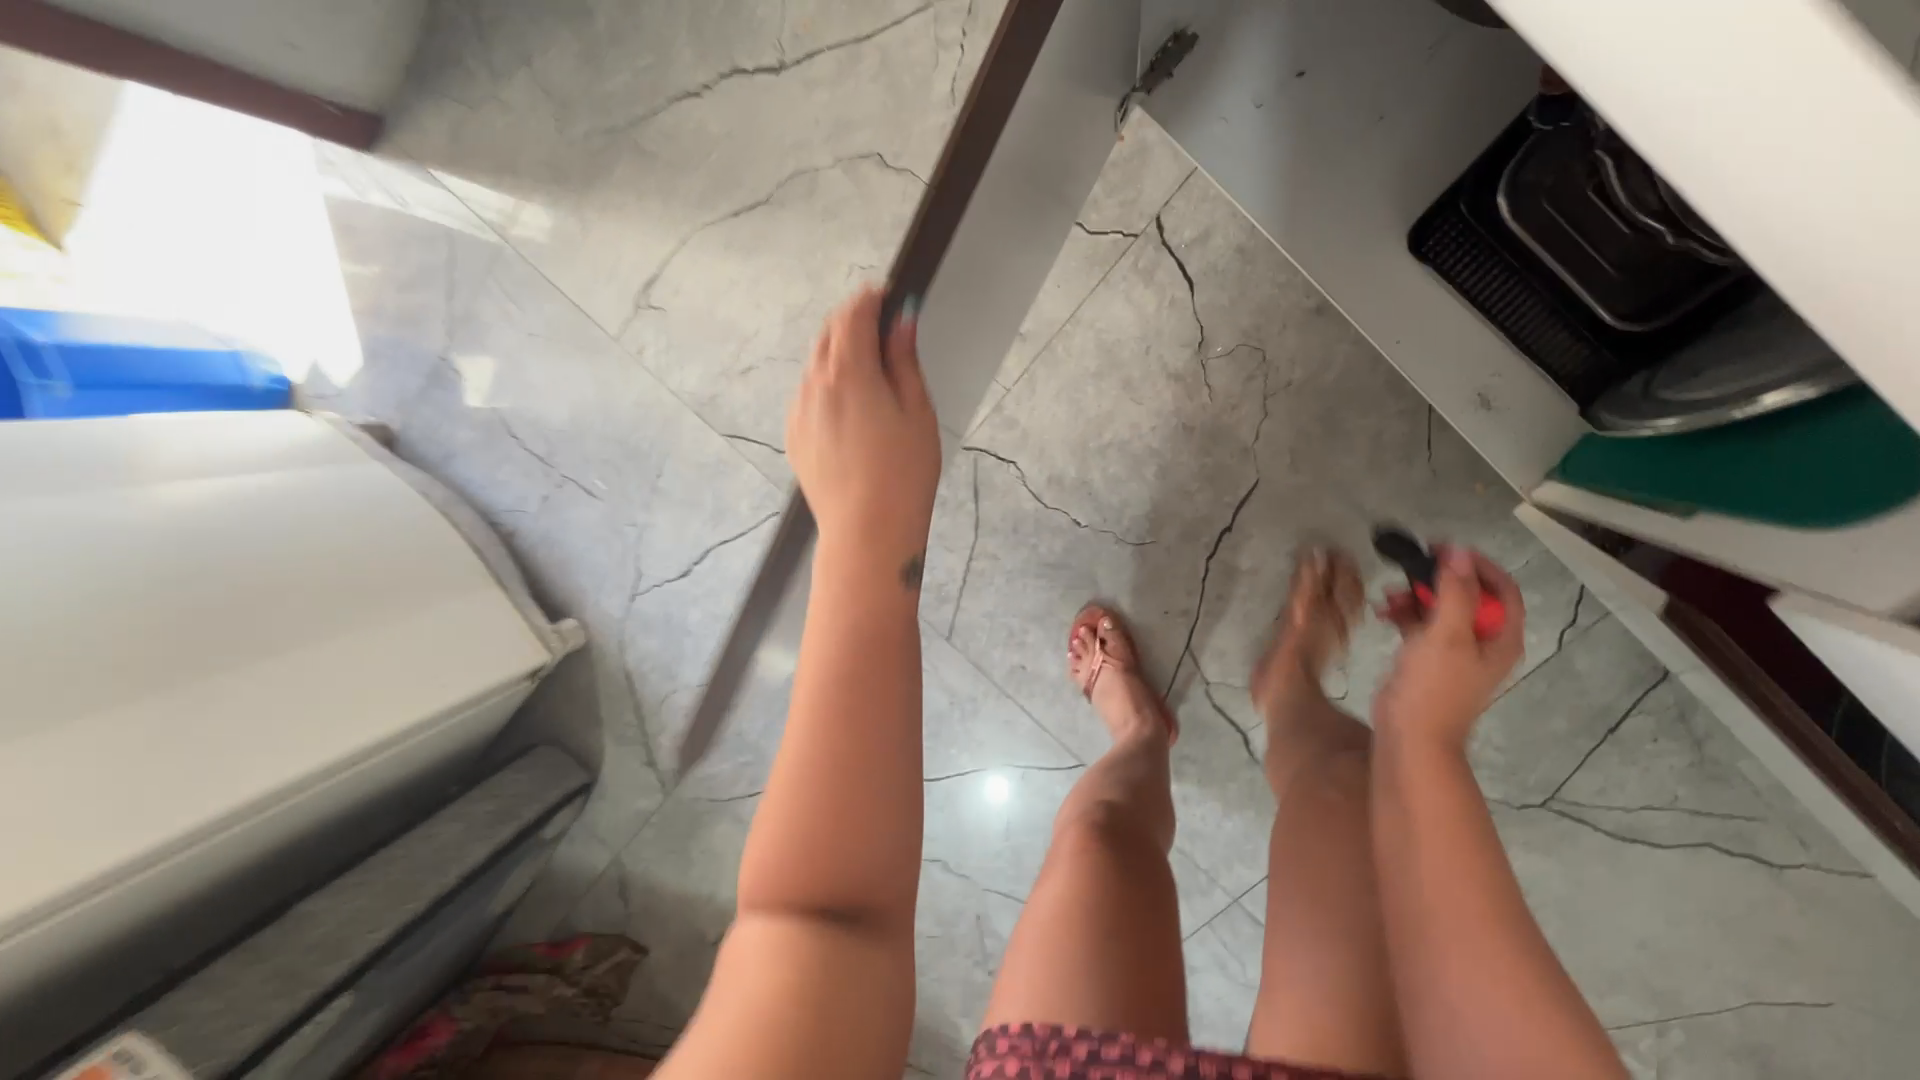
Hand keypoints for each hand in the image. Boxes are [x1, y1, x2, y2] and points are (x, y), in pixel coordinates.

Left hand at [787, 287, 942, 580]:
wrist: (866, 532)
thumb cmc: (903, 473)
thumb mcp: (917, 412)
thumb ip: (903, 360)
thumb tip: (900, 322)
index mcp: (848, 372)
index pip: (852, 315)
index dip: (870, 299)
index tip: (887, 294)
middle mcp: (814, 385)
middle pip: (828, 335)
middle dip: (852, 322)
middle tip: (881, 327)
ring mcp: (799, 412)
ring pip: (815, 366)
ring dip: (838, 354)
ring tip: (870, 369)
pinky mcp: (795, 437)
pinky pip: (808, 396)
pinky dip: (827, 385)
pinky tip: (852, 408)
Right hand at [1372, 545, 1526, 753]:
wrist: (1409, 736)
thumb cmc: (1434, 686)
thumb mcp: (1447, 635)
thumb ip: (1454, 592)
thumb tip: (1458, 552)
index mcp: (1501, 637)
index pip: (1501, 588)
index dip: (1477, 565)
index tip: (1444, 550)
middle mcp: (1483, 641)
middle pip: (1468, 595)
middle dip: (1438, 579)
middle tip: (1410, 567)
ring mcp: (1454, 651)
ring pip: (1441, 609)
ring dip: (1417, 596)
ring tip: (1390, 594)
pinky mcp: (1427, 659)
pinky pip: (1420, 625)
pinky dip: (1404, 614)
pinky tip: (1383, 611)